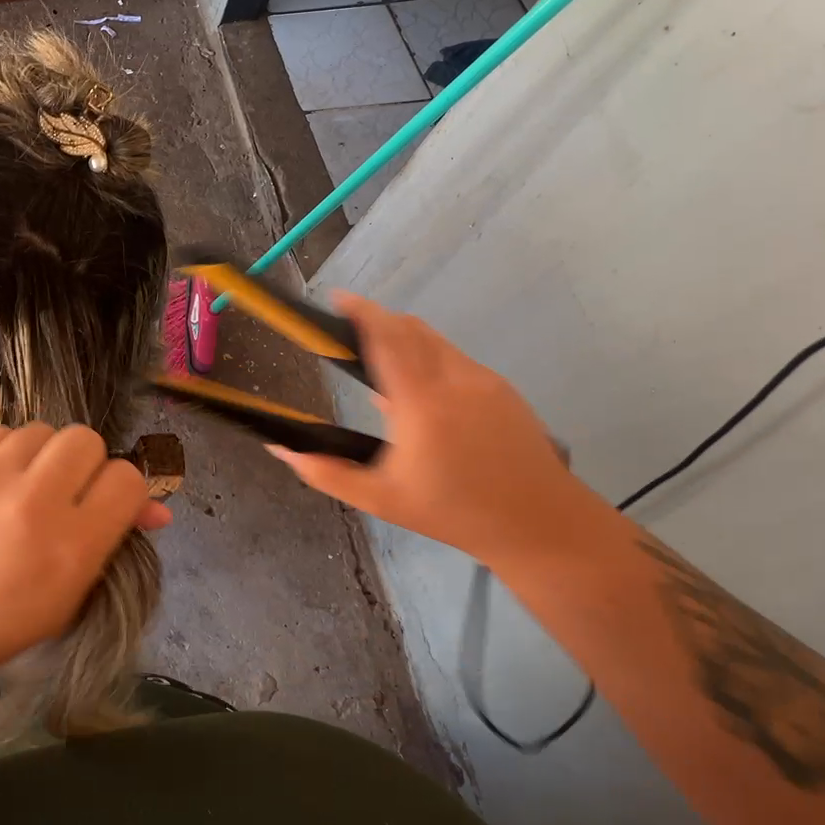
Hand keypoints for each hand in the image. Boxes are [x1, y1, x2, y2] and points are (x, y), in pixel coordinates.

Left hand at [0, 424, 172, 672]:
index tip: (109, 506)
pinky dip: (10, 451)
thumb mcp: (71, 596)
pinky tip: (2, 481)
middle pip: (87, 439)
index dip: (125, 491)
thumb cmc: (4, 621)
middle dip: (88, 464)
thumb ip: (112, 544)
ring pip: (45, 430)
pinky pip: (4, 432)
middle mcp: (36, 501)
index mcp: (72, 546)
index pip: (126, 479)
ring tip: (31, 487)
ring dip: (47, 455)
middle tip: (70, 493)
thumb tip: (156, 509)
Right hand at [267, 293, 609, 569]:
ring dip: (403, 337)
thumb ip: (326, 472)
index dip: (362, 313)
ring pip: (435, 340)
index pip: (389, 340)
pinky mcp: (503, 390)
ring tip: (378, 357)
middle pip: (411, 329)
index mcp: (422, 405)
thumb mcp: (381, 499)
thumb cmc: (455, 513)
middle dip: (377, 320)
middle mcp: (455, 381)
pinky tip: (417, 388)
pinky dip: (427, 356)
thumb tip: (280, 448)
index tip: (338, 298)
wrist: (543, 526)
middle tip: (346, 329)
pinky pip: (455, 358)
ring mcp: (484, 382)